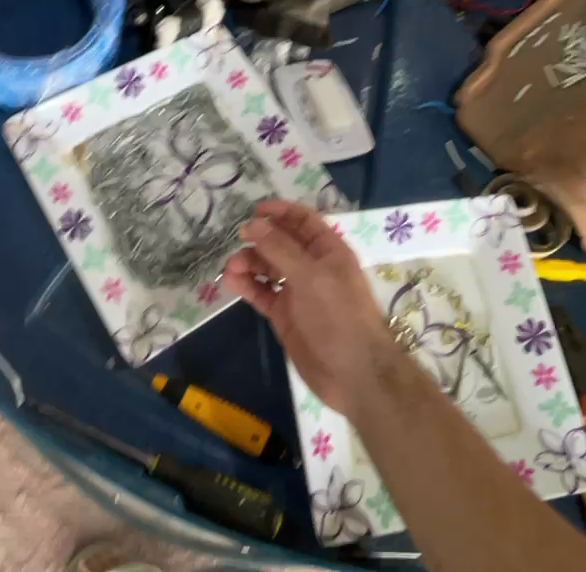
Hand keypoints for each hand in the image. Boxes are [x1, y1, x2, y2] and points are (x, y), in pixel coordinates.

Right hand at [222, 200, 398, 416]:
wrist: (353, 374)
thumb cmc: (339, 317)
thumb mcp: (311, 277)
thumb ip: (281, 249)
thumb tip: (254, 224)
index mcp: (328, 251)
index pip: (303, 221)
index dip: (281, 212)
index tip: (255, 211)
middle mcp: (313, 267)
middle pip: (282, 243)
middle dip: (260, 239)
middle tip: (238, 239)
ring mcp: (298, 292)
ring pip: (268, 268)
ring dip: (249, 263)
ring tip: (231, 268)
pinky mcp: (284, 315)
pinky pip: (262, 293)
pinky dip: (247, 286)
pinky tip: (231, 282)